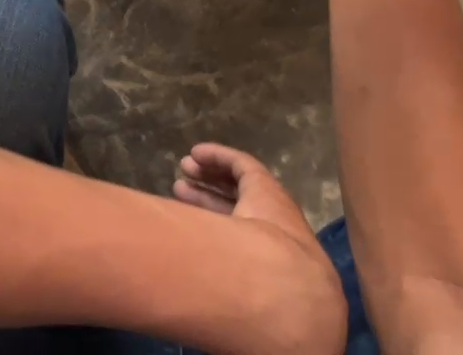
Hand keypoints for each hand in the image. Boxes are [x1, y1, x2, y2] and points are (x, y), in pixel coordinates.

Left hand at [173, 143, 346, 352]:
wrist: (287, 297)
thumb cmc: (256, 310)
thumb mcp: (232, 306)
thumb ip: (209, 293)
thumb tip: (174, 295)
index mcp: (268, 271)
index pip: (238, 243)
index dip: (210, 227)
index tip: (182, 215)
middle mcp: (275, 243)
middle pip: (238, 214)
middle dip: (208, 199)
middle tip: (180, 188)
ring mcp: (274, 217)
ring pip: (240, 189)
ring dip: (212, 177)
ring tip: (184, 169)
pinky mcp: (269, 189)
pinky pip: (245, 166)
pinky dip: (221, 156)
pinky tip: (198, 152)